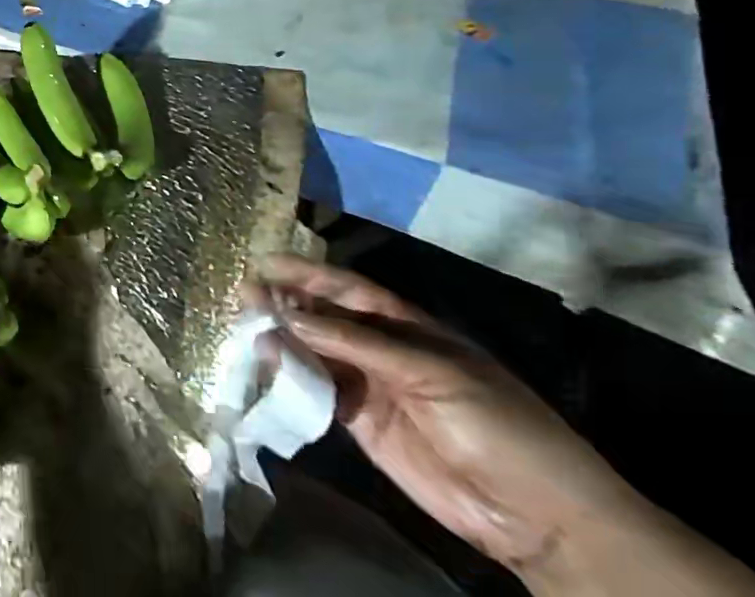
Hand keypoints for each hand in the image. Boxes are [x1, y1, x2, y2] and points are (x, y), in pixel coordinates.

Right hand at [257, 254, 638, 576]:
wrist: (538, 516)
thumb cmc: (499, 428)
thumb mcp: (432, 374)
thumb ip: (355, 342)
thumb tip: (285, 311)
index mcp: (409, 328)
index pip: (349, 289)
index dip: (308, 273)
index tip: (263, 262)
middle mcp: (382, 350)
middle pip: (323, 317)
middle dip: (282, 303)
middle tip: (240, 295)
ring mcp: (368, 385)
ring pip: (311, 351)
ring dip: (278, 337)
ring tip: (240, 325)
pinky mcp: (356, 419)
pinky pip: (313, 388)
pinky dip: (285, 375)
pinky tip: (261, 364)